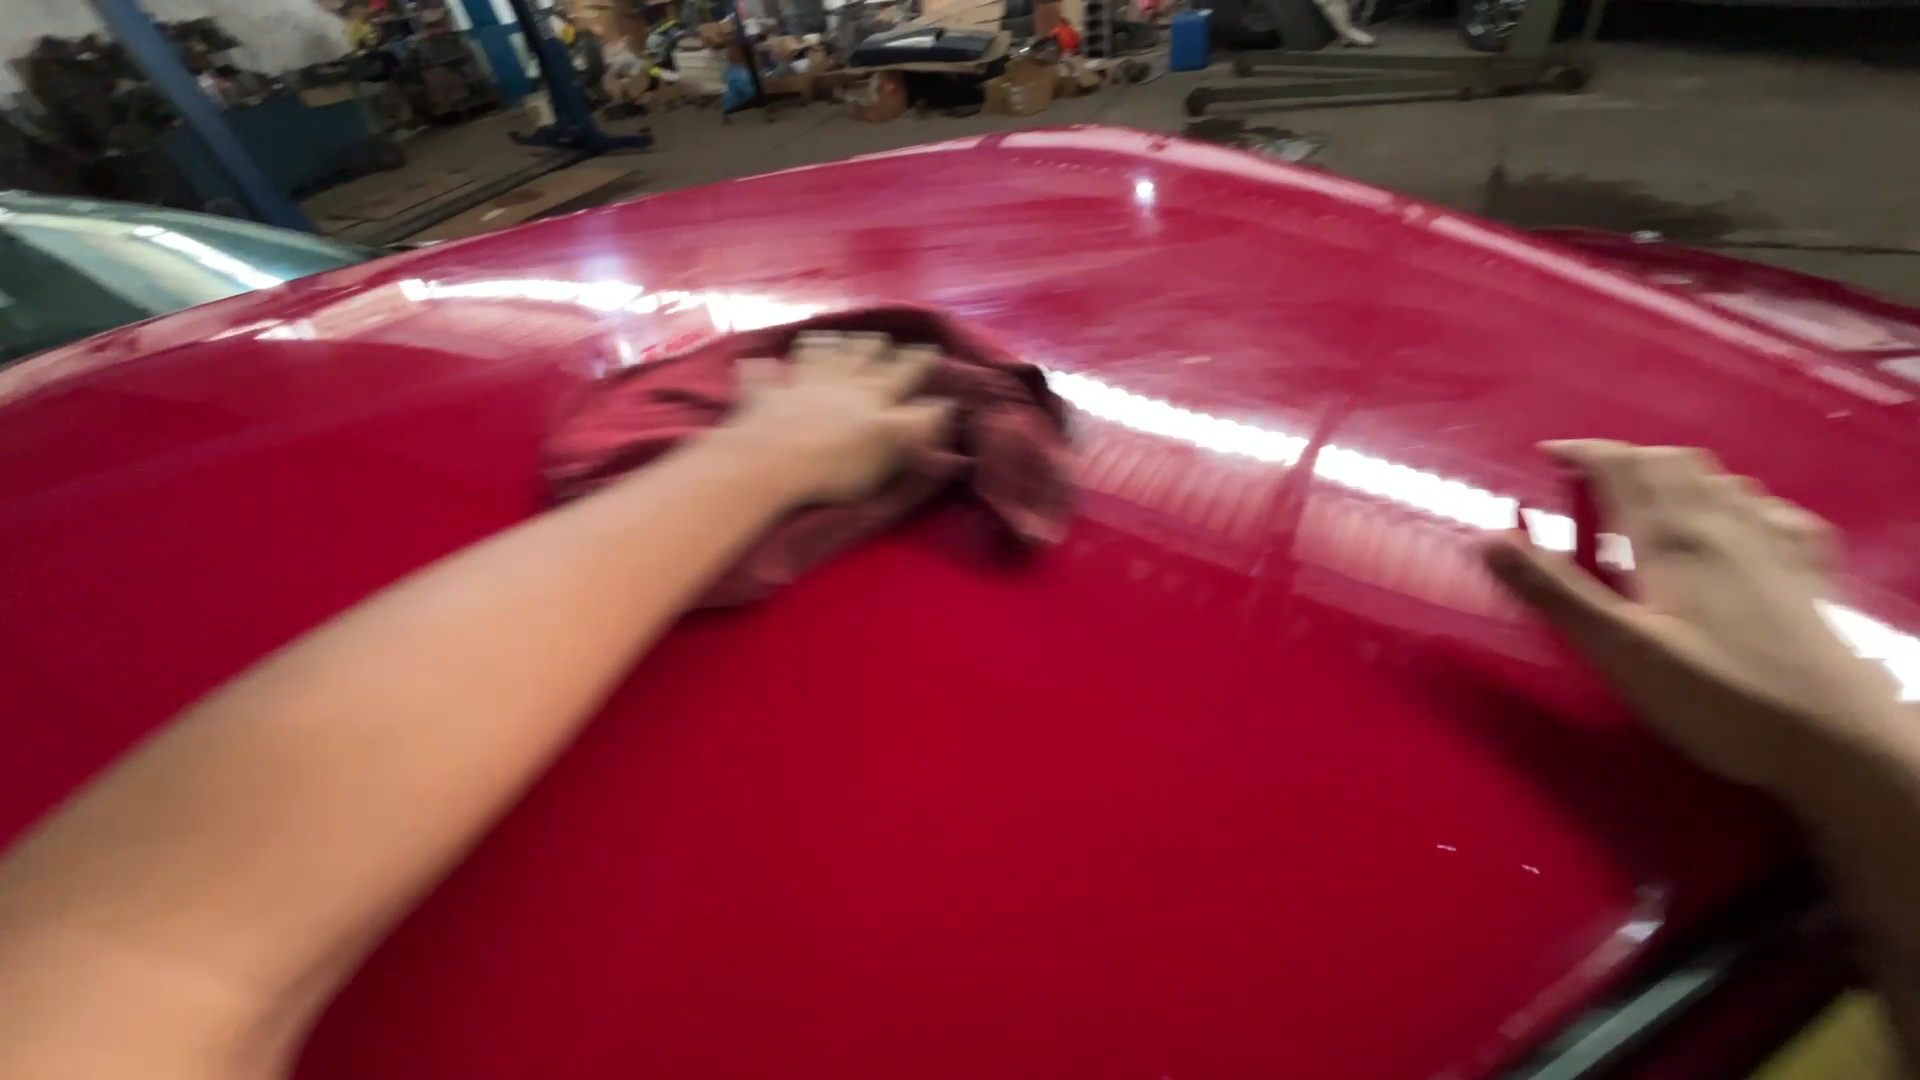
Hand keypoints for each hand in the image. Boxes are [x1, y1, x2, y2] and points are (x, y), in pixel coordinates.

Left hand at [709, 332, 952, 506]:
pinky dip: (759, 370)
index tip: (931, 348)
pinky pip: (760, 378)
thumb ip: (919, 423)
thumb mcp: (890, 445)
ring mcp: (797, 387)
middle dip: (873, 348)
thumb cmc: (837, 462)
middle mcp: (837, 383)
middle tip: (883, 337)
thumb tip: (946, 402)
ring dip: (826, 347)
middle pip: (859, 360)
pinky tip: (756, 363)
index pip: (900, 374)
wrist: (772, 463)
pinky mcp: (762, 400)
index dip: (917, 362)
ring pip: (816, 358)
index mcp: (871, 396)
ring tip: (833, 337)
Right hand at [1482, 439, 1900, 795]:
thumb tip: (1488, 537)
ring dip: (1669, 474)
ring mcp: (1775, 551)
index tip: (1545, 456)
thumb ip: (1553, 591)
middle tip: (1580, 478)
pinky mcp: (1807, 578)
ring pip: (1720, 482)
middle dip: (1621, 459)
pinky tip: (1730, 521)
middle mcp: (1728, 529)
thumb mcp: (1617, 648)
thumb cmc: (1716, 697)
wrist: (1843, 749)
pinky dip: (1735, 501)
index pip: (1626, 468)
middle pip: (1674, 465)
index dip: (1583, 452)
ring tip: (1636, 497)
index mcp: (1675, 540)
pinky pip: (1772, 513)